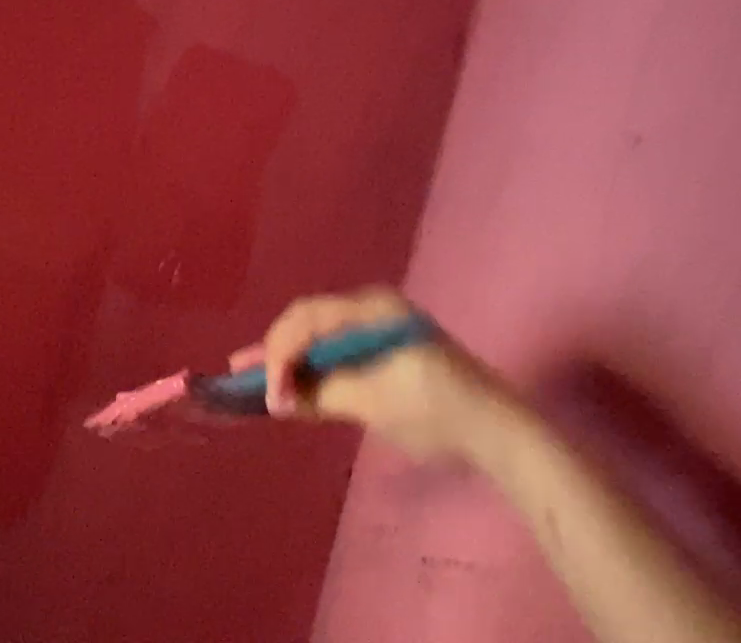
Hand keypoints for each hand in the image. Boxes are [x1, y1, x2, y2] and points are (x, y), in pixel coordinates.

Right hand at [237, 286, 511, 461]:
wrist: (498, 431)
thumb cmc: (438, 411)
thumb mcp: (375, 403)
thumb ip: (322, 395)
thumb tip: (276, 400)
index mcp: (372, 310)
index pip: (307, 319)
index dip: (280, 353)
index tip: (270, 393)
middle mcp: (369, 309)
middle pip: (307, 322)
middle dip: (276, 351)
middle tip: (242, 375)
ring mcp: (375, 328)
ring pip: (316, 336)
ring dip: (288, 358)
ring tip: (250, 374)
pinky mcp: (379, 349)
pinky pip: (333, 350)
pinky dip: (310, 366)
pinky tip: (288, 379)